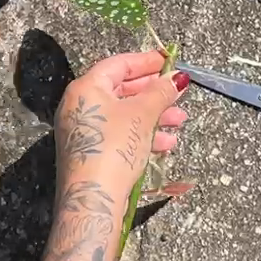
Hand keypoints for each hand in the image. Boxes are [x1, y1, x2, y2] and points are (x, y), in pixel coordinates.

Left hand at [53, 51, 188, 197]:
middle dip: (153, 93)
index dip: (146, 61)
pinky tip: (166, 143)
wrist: (93, 200)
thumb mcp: (143, 115)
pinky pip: (119, 134)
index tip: (168, 60)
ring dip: (153, 115)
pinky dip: (142, 134)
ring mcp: (84, 131)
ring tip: (180, 120)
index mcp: (86, 88)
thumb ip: (161, 92)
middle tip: (177, 92)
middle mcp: (80, 106)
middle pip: (121, 89)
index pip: (118, 65)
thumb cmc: (115, 147)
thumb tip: (178, 77)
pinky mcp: (90, 153)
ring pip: (124, 114)